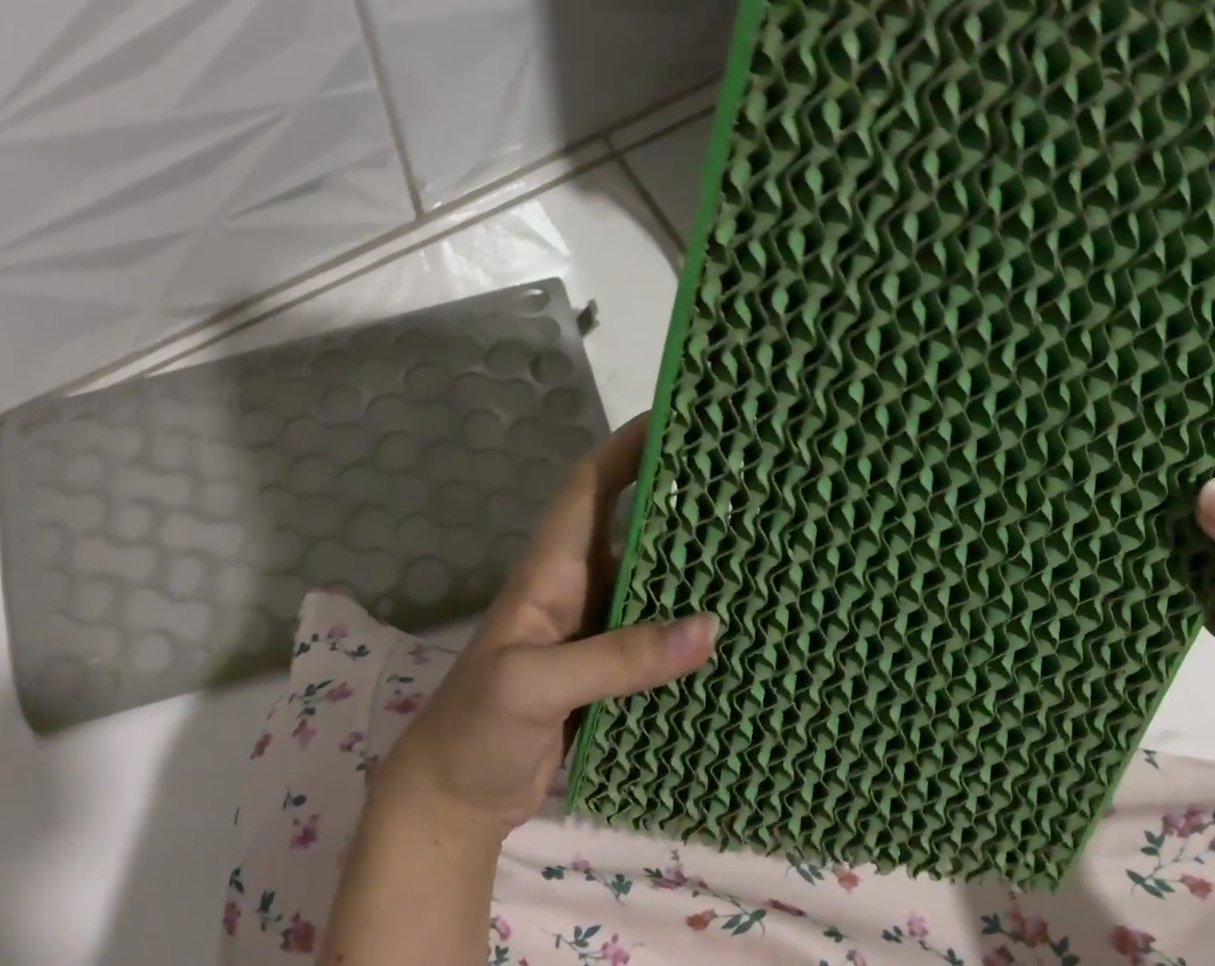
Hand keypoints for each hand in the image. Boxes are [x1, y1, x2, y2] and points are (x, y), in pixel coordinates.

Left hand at [371, 414, 716, 840]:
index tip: (682, 418)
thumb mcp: (534, 685)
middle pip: (631, 523)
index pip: (590, 486)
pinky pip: (660, 631)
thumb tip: (710, 626)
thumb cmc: (476, 726)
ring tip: (759, 538)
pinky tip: (738, 619)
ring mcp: (597, 627)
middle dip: (679, 494)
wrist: (455, 797)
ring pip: (652, 577)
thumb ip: (617, 657)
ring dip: (694, 558)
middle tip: (746, 476)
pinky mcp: (613, 668)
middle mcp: (578, 585)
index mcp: (551, 570)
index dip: (628, 446)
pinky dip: (693, 620)